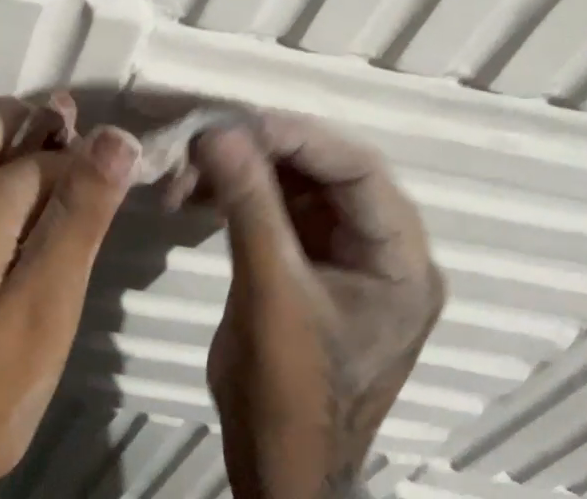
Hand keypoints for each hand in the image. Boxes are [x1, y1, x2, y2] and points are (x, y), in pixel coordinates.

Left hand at [0, 94, 139, 497]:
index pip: (55, 151)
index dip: (99, 160)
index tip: (135, 179)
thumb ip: (78, 219)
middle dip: (51, 131)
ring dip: (22, 149)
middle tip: (98, 173)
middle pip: (1, 123)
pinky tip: (20, 226)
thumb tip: (115, 138)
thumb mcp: (42, 312)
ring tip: (70, 194)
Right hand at [191, 115, 444, 498]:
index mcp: (401, 262)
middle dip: (260, 152)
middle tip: (201, 140)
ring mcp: (343, 256)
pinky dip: (233, 196)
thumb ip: (250, 206)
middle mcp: (382, 250)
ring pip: (294, 186)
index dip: (298, 137)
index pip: (359, 171)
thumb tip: (218, 130)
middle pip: (325, 172)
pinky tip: (192, 194)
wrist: (277, 465)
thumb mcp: (271, 294)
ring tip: (185, 169)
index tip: (234, 122)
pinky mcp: (306, 263)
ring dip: (240, 172)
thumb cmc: (290, 392)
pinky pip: (274, 210)